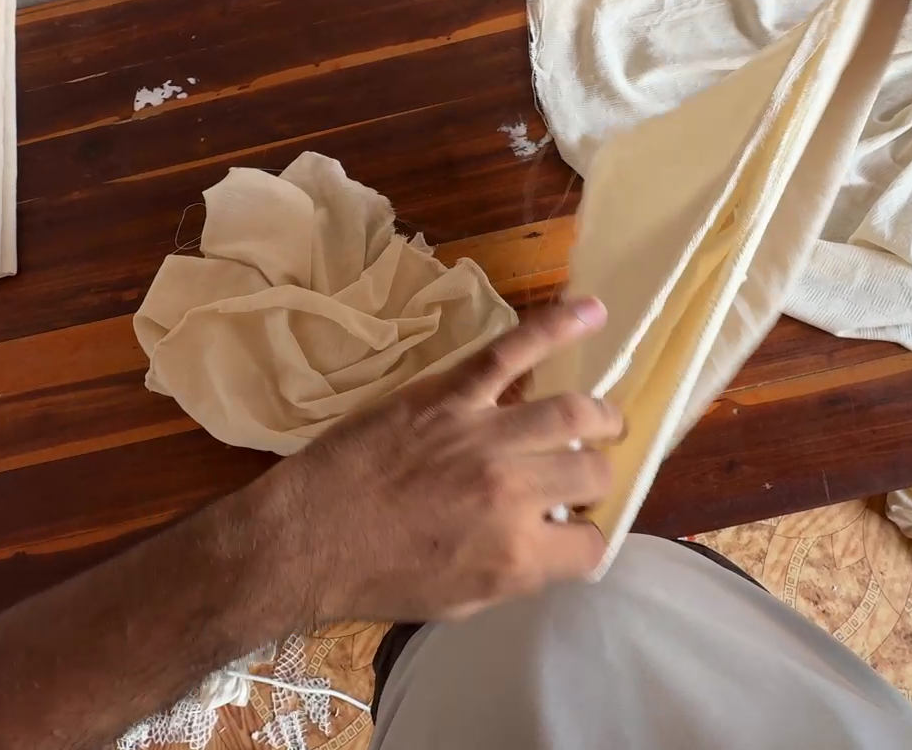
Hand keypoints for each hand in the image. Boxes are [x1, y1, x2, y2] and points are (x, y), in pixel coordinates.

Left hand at [253, 297, 619, 623]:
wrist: (307, 537)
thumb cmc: (377, 577)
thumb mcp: (461, 600)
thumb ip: (519, 568)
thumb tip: (554, 535)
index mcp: (516, 556)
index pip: (590, 544)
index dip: (586, 536)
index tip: (572, 526)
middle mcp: (512, 492)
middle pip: (591, 473)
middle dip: (596, 476)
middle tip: (584, 469)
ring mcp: (482, 435)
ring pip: (570, 413)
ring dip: (600, 415)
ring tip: (603, 418)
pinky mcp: (451, 393)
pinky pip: (513, 352)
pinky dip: (556, 327)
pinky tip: (592, 311)